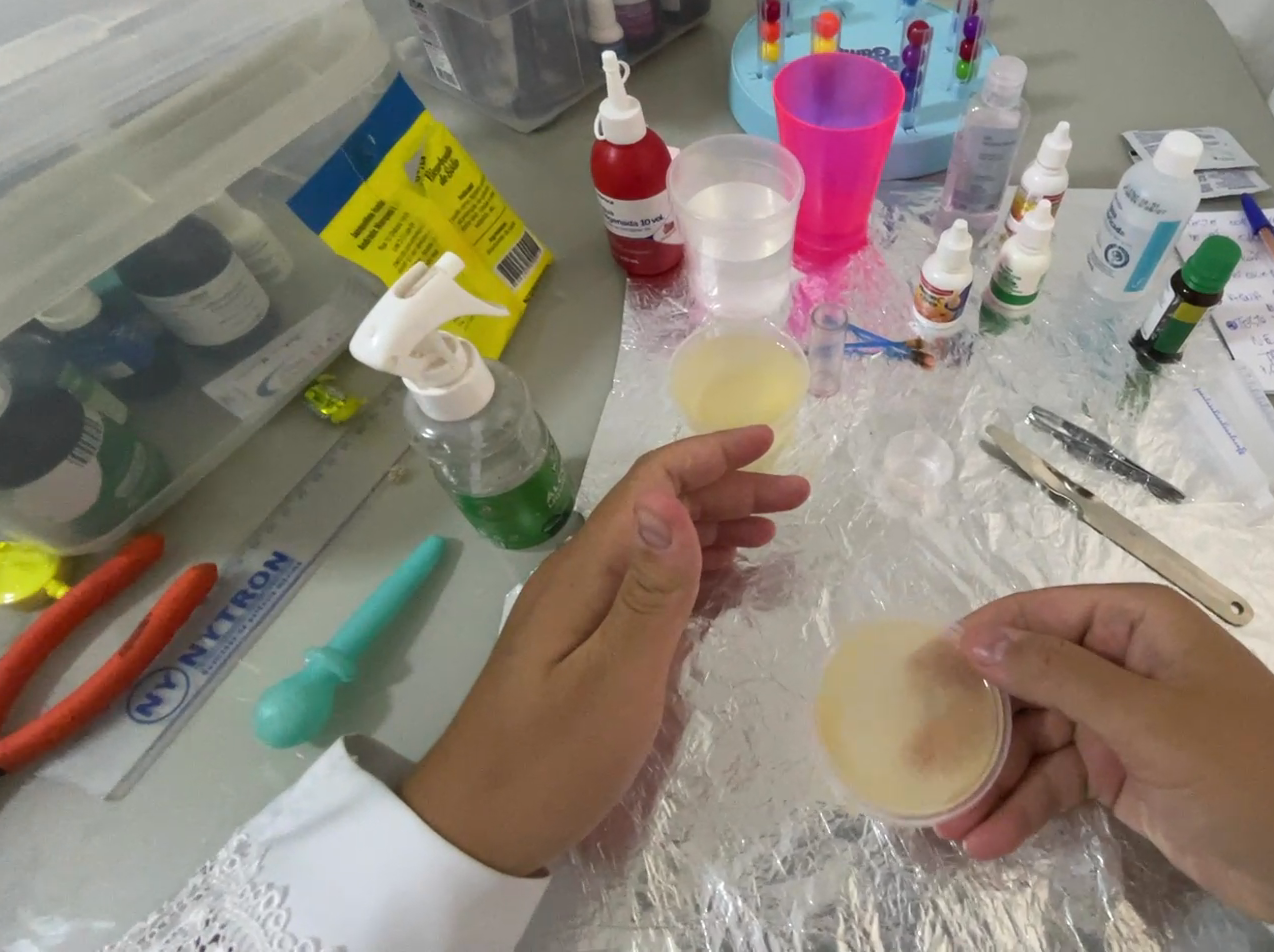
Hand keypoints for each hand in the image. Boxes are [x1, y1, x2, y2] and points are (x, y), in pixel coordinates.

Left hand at [400, 426, 809, 876]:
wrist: (477, 831)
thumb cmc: (550, 759)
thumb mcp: (615, 677)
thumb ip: (652, 587)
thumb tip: (671, 498)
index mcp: (590, 567)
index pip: (655, 482)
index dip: (713, 453)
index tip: (770, 441)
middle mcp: (588, 572)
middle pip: (665, 506)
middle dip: (731, 488)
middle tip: (797, 497)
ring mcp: (588, 604)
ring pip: (662, 540)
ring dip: (719, 523)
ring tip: (773, 527)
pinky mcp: (594, 636)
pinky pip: (656, 579)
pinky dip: (700, 564)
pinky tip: (728, 571)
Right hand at [937, 583, 1273, 923]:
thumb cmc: (1249, 767)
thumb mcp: (1149, 719)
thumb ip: (1058, 675)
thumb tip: (975, 639)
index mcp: (1133, 623)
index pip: (1039, 615)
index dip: (981, 638)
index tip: (925, 669)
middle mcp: (1118, 662)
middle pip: (1027, 679)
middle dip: (977, 720)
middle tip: (919, 750)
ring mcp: (1115, 720)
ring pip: (1035, 737)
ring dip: (993, 776)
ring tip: (944, 816)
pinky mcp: (1116, 772)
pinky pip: (1056, 781)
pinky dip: (1023, 808)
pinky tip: (987, 839)